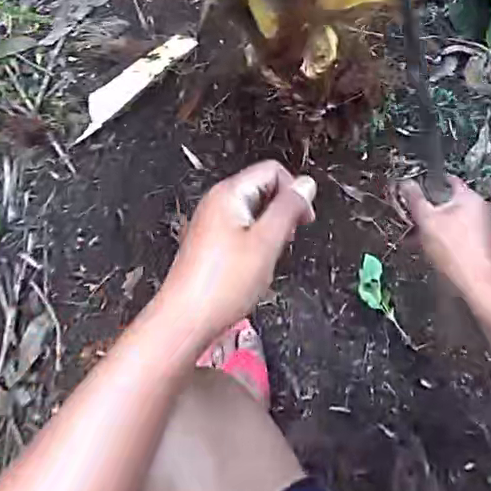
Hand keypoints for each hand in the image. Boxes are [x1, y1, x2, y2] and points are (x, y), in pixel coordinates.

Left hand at [148, 161, 316, 345]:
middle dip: (282, 211)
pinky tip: (253, 267)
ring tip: (269, 256)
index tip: (303, 219)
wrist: (185, 320)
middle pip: (263, 188)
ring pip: (253, 210)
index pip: (273, 170)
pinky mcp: (209, 241)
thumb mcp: (266, 243)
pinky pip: (241, 228)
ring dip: (269, 229)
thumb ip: (288, 209)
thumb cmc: (221, 285)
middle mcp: (216, 201)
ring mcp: (211, 221)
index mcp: (229, 193)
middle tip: (286, 240)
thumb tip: (306, 184)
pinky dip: (254, 242)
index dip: (294, 192)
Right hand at [399, 175, 490, 300]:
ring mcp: (480, 228)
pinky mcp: (478, 246)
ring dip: (431, 226)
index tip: (411, 189)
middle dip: (427, 209)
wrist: (480, 286)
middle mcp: (478, 209)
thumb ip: (415, 199)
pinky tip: (428, 249)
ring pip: (449, 220)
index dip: (427, 182)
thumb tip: (406, 182)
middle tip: (410, 216)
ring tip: (414, 236)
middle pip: (446, 202)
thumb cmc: (455, 249)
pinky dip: (441, 238)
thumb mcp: (427, 220)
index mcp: (469, 197)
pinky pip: (455, 235)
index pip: (446, 180)